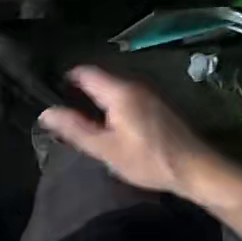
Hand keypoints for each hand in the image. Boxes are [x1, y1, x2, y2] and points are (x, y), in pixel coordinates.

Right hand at [38, 66, 224, 195]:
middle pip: (99, 79)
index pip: (84, 72)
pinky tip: (110, 127)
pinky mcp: (158, 104)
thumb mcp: (106, 149)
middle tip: (65, 114)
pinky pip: (127, 96)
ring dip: (97, 101)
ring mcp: (149, 92)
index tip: (52, 96)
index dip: (65, 80)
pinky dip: (114, 105)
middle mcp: (135, 84)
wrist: (195, 168)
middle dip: (80, 93)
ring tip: (84, 123)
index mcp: (120, 91)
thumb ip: (75, 129)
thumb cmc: (148, 160)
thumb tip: (46, 112)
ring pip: (114, 88)